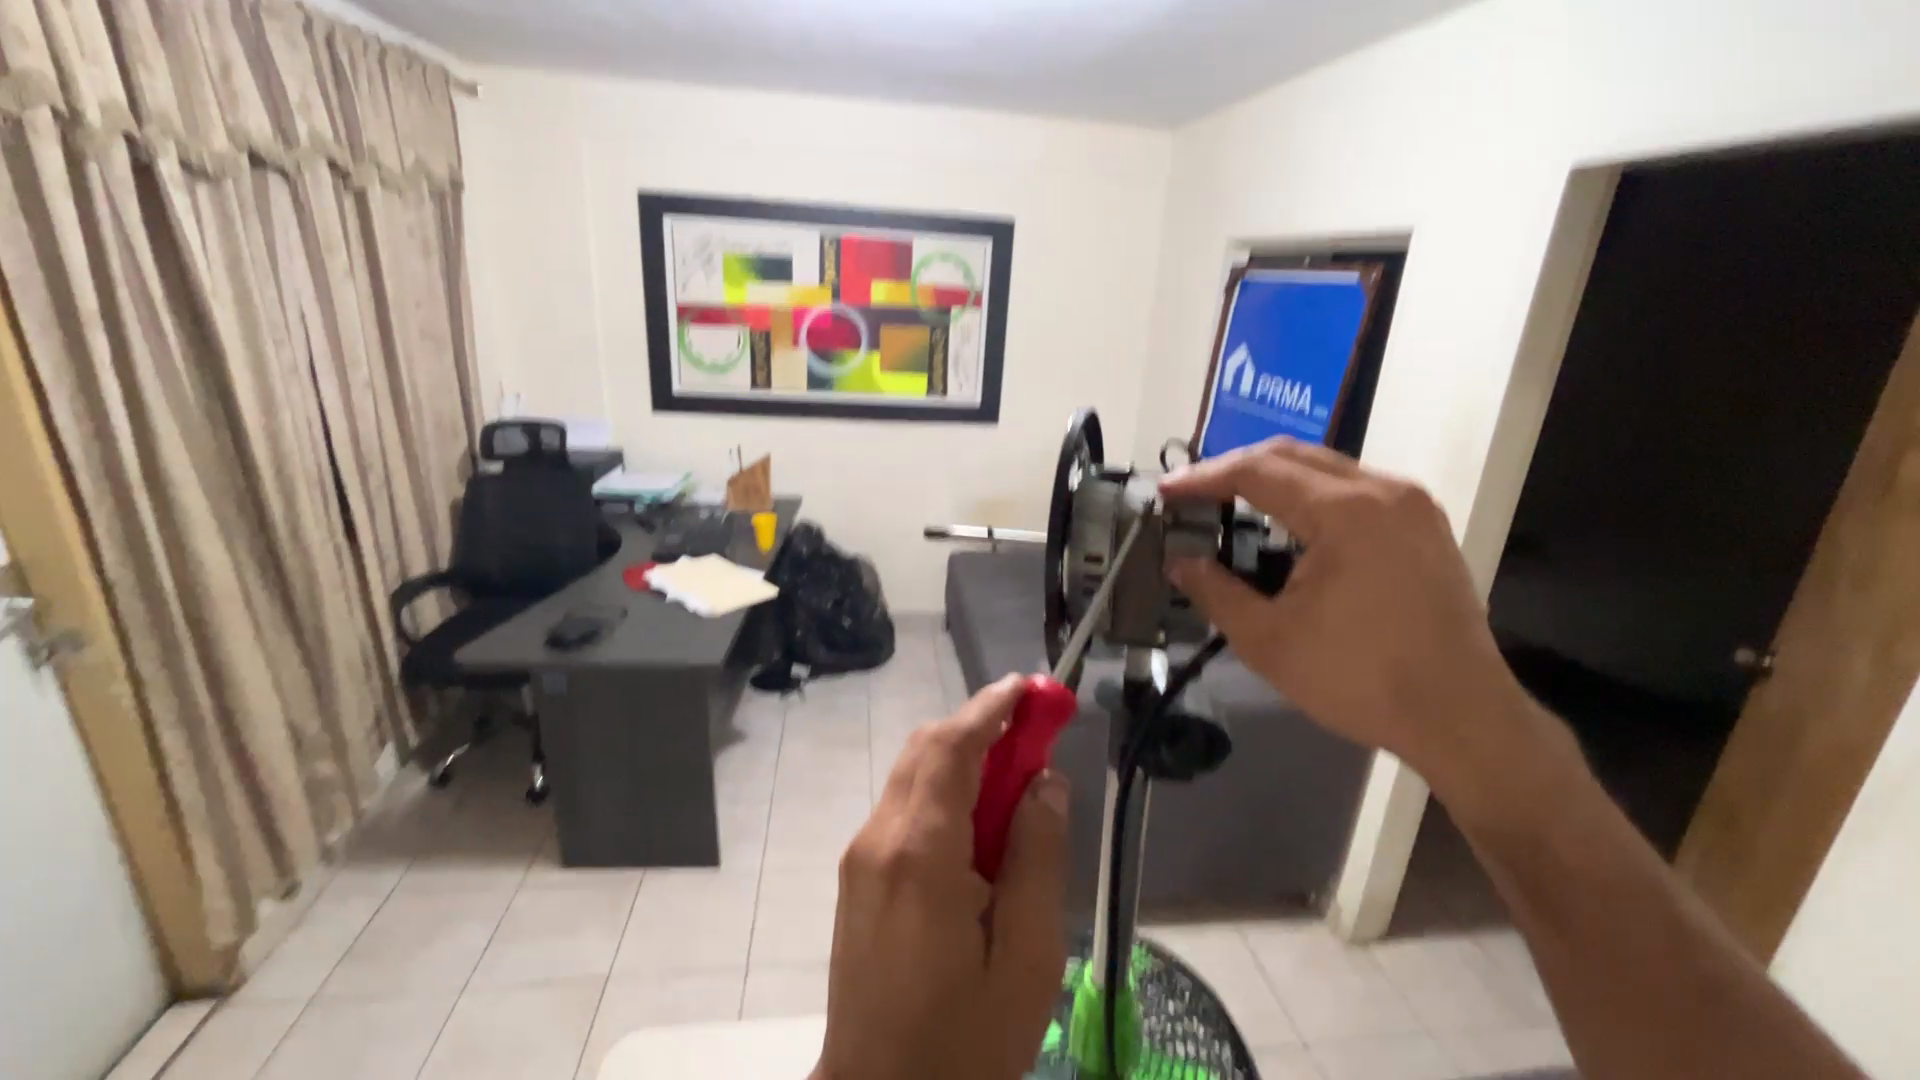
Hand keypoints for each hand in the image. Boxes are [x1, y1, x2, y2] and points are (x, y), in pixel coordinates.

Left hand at [813, 676, 1069, 1079]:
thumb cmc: (965, 1039)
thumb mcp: (1027, 956)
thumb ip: (1036, 856)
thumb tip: (1045, 781)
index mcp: (920, 853)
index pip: (952, 746)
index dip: (993, 707)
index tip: (1034, 688)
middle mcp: (878, 839)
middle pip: (926, 750)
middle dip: (981, 728)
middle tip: (1037, 736)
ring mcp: (861, 859)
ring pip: (913, 776)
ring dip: (964, 760)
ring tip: (1019, 786)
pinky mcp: (858, 878)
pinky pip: (904, 810)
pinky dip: (945, 794)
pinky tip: (981, 831)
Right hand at [1161, 438, 1538, 788]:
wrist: (1460, 716)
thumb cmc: (1358, 680)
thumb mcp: (1268, 640)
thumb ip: (1215, 591)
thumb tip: (1180, 562)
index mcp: (1346, 511)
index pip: (1258, 471)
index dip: (1204, 478)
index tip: (1165, 493)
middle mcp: (1384, 490)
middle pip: (1293, 455)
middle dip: (1235, 468)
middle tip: (1192, 493)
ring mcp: (1412, 505)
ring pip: (1327, 468)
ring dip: (1275, 479)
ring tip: (1231, 503)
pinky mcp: (1425, 527)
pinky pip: (1356, 490)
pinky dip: (1311, 496)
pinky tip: (1289, 525)